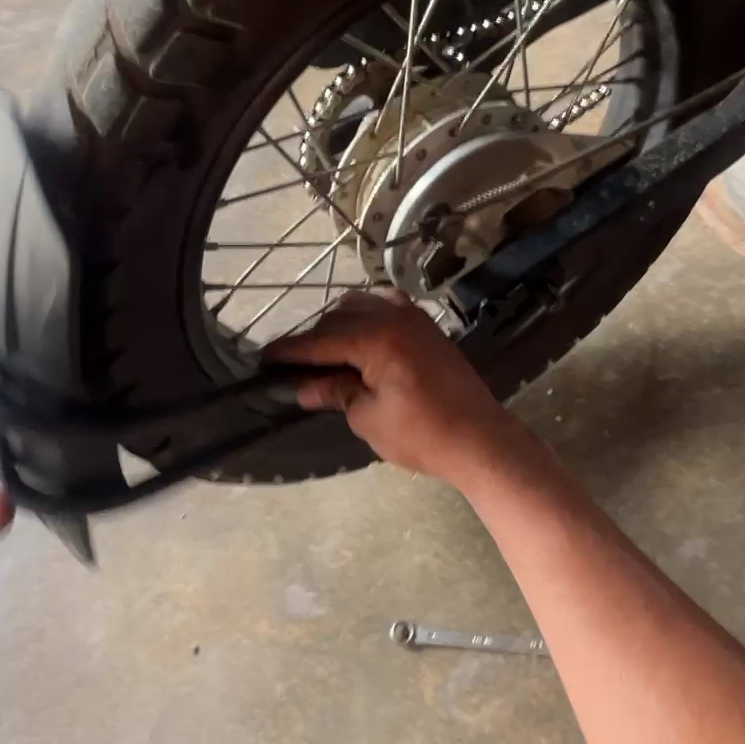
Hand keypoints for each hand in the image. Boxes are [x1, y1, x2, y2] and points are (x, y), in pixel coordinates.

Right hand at [264, 290, 528, 485]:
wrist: (480, 438)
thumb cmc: (423, 435)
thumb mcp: (369, 418)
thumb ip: (335, 393)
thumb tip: (303, 387)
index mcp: (378, 339)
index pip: (321, 340)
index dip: (290, 351)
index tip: (264, 358)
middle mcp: (395, 317)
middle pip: (339, 318)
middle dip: (314, 339)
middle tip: (294, 365)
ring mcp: (415, 318)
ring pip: (362, 306)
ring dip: (339, 325)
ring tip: (324, 355)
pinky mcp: (427, 326)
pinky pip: (387, 307)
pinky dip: (367, 317)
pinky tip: (359, 338)